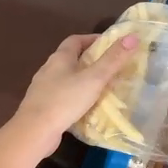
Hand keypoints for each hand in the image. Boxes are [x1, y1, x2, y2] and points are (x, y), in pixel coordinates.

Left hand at [10, 33, 138, 143]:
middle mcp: (49, 69)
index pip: (76, 40)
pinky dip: (75, 96)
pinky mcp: (43, 106)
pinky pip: (62, 96)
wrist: (35, 130)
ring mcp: (43, 88)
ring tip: (101, 87)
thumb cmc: (65, 100)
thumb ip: (113, 59)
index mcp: (60, 57)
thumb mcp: (94, 78)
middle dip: (90, 60)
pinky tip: (85, 107)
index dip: (93, 39)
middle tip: (110, 67)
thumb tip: (132, 36)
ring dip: (82, 80)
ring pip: (66, 78)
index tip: (110, 45)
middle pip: (71, 58)